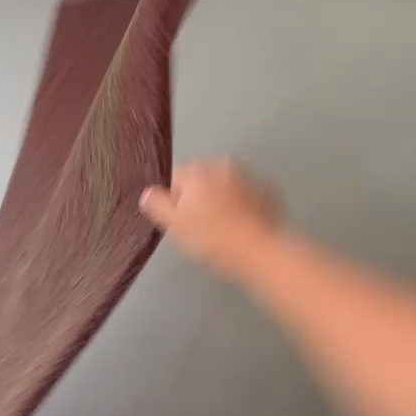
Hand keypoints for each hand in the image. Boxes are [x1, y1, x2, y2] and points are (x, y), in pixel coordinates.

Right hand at [139, 159, 282, 280]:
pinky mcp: (267, 189)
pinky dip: (238, 203)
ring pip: (221, 186)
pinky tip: (237, 224)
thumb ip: (156, 204)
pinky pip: (243, 193)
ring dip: (217, 199)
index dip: (170, 199)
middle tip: (196, 224)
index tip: (176, 219)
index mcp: (197, 170)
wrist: (259, 251)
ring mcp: (248, 175)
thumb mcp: (173, 224)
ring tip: (218, 226)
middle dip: (195, 196)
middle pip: (198, 179)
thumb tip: (148, 194)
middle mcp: (223, 165)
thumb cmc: (211, 237)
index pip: (172, 178)